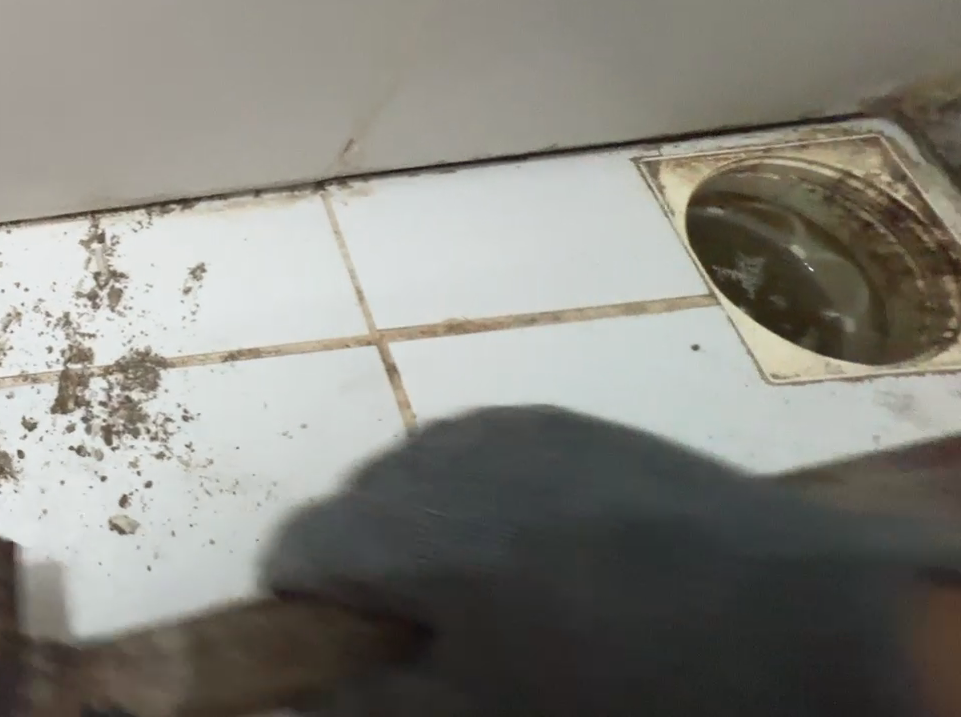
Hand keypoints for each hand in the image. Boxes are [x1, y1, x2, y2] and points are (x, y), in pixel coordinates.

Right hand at [264, 406, 954, 716]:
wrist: (812, 627)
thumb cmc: (636, 694)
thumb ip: (374, 701)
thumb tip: (299, 697)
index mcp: (402, 538)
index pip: (293, 546)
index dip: (299, 596)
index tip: (336, 635)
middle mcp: (424, 465)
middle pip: (346, 507)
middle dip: (367, 563)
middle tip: (436, 622)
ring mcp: (485, 430)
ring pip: (403, 474)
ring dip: (418, 522)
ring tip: (497, 578)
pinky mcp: (541, 418)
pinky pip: (465, 449)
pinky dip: (471, 490)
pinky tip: (542, 537)